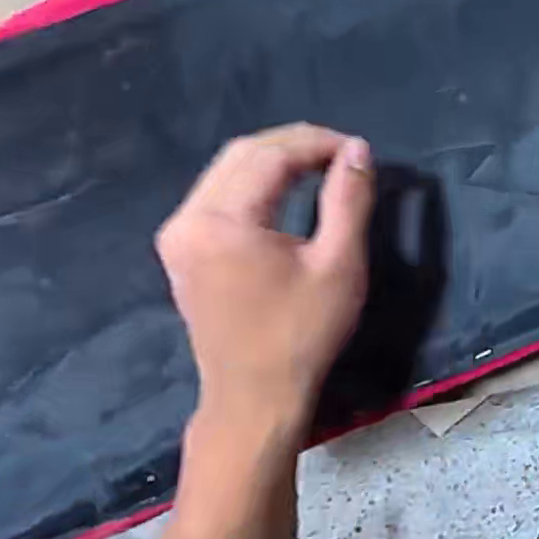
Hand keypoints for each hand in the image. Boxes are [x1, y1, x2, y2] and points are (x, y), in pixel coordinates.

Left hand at [156, 124, 375, 430]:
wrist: (256, 396)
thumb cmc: (304, 332)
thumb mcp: (339, 263)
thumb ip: (349, 199)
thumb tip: (359, 151)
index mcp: (221, 221)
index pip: (270, 155)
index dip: (318, 143)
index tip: (360, 150)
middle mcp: (187, 219)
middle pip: (242, 154)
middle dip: (297, 144)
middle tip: (345, 153)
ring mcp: (178, 235)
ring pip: (228, 170)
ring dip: (277, 159)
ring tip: (324, 166)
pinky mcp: (183, 250)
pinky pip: (219, 194)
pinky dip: (258, 181)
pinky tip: (289, 189)